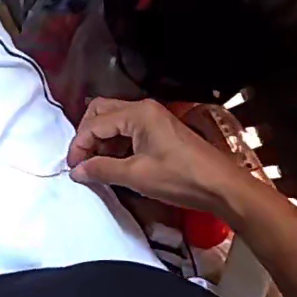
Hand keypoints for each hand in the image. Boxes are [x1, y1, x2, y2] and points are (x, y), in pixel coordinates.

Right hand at [67, 97, 249, 213]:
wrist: (222, 188)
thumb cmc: (181, 178)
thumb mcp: (137, 176)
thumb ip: (102, 170)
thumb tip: (77, 171)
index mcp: (137, 114)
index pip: (95, 123)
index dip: (79, 145)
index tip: (73, 167)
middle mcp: (143, 109)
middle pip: (101, 112)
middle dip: (87, 135)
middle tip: (82, 161)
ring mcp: (153, 118)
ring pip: (113, 120)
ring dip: (101, 140)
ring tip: (96, 166)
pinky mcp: (159, 130)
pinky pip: (127, 129)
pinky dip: (115, 144)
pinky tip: (113, 163)